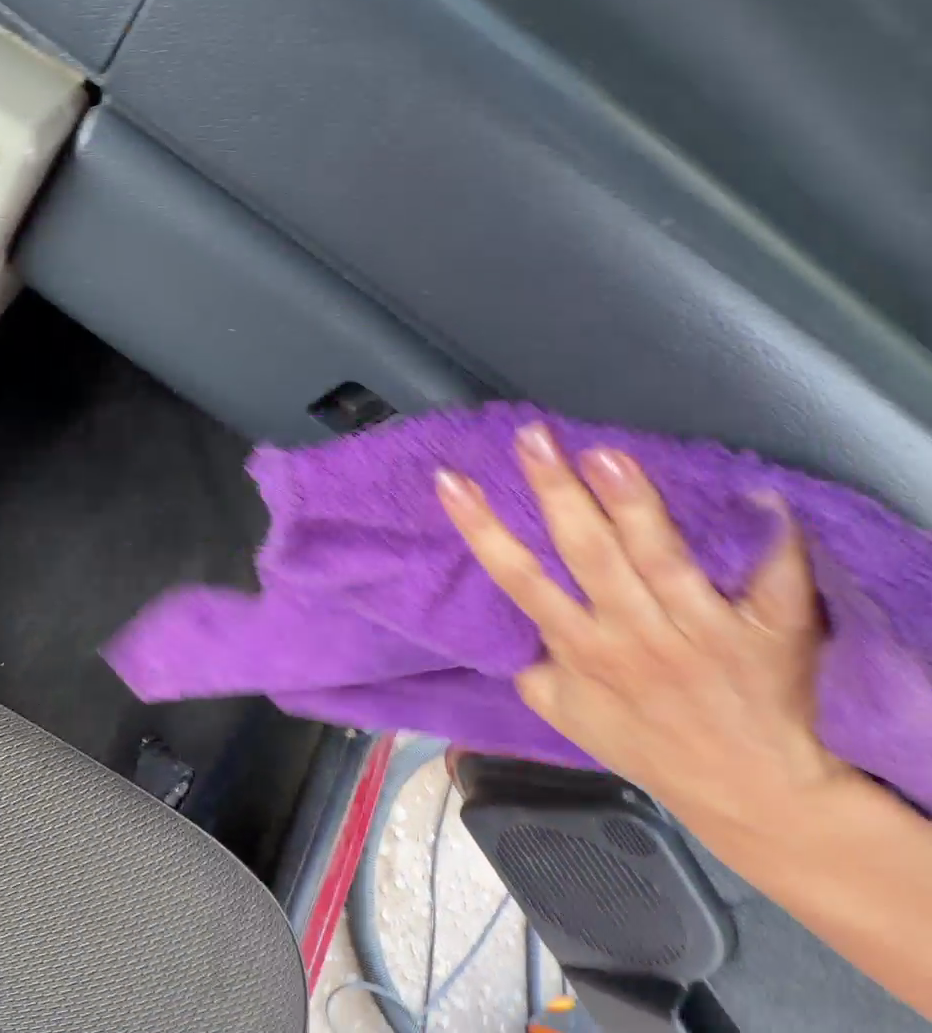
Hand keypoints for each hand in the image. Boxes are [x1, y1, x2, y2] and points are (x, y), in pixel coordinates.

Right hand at [434, 422, 855, 837]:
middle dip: (555, 490)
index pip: (519, 577)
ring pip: (660, 556)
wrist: (747, 788)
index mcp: (579, 648)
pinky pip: (773, 580)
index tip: (453, 481)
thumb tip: (513, 620)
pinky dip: (772, 539)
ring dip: (631, 503)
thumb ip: (535, 662)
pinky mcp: (769, 631)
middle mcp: (633, 632)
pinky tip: (757, 495)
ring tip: (605, 452)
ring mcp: (701, 629)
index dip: (482, 527)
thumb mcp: (562, 712)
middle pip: (586, 551)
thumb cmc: (641, 744)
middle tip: (532, 436)